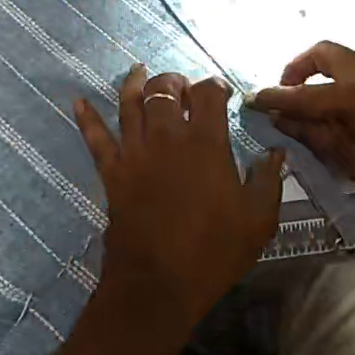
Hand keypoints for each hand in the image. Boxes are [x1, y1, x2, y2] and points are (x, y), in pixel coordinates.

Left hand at [73, 65, 283, 354]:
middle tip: (181, 87)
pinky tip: (78, 101)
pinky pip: (96, 138)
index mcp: (205, 142)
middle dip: (174, 81)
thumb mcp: (258, 219)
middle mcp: (166, 136)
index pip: (209, 93)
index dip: (216, 85)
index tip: (222, 92)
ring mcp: (135, 151)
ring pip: (129, 103)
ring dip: (134, 83)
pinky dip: (87, 118)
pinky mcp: (112, 171)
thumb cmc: (214, 251)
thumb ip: (268, 180)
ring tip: (138, 71)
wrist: (159, 283)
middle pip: (164, 89)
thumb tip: (277, 152)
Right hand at [249, 41, 354, 221]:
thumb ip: (318, 138)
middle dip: (298, 69)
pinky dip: (344, 85)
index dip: (274, 97)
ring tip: (315, 110)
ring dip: (322, 77)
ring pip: (345, 62)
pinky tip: (346, 116)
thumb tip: (285, 122)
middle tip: (288, 95)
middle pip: (323, 54)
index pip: (303, 92)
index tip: (252, 100)